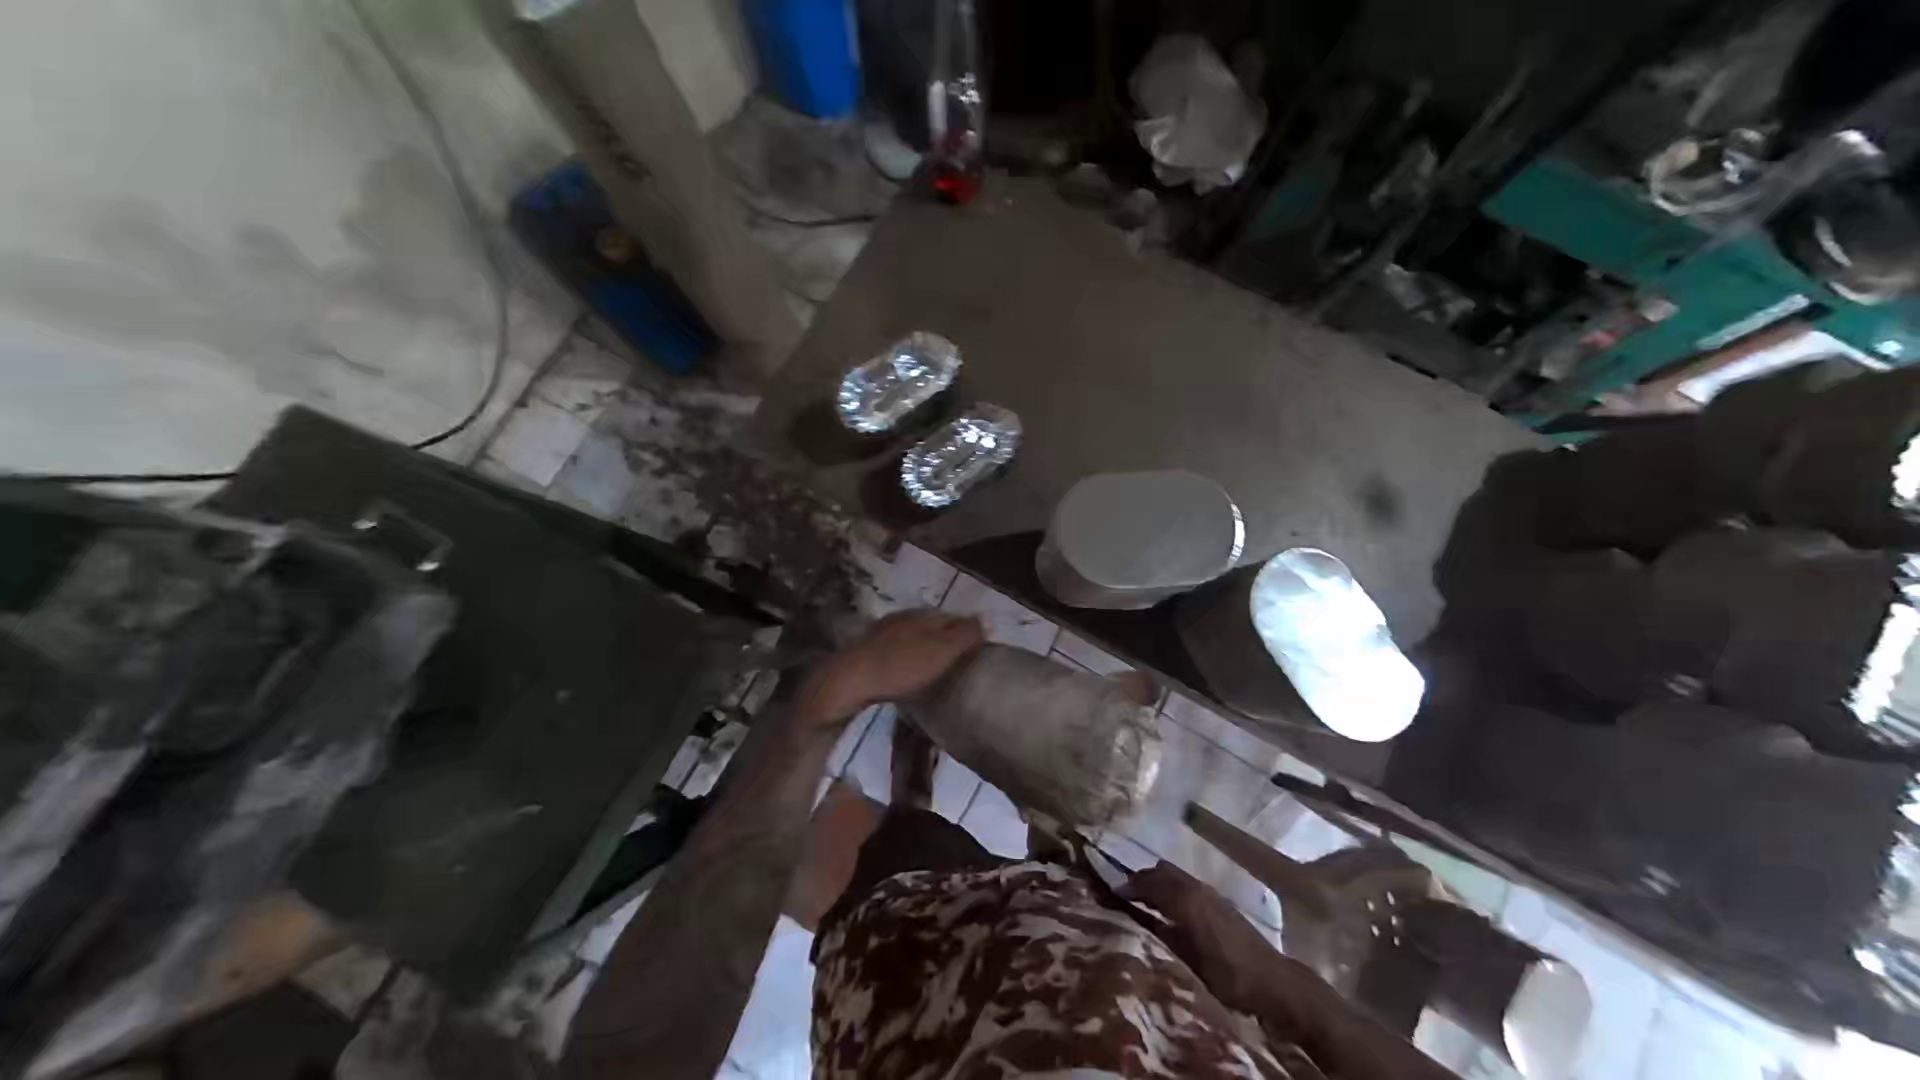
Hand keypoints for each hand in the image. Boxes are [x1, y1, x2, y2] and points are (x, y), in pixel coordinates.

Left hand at [795, 611, 984, 725]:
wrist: (848, 681)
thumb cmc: (900, 666)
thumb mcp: (941, 650)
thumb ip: (965, 634)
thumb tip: (987, 618)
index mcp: (923, 614)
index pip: (955, 618)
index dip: (970, 633)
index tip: (980, 652)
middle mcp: (903, 617)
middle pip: (934, 626)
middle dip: (948, 640)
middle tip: (961, 664)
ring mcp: (882, 633)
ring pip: (913, 637)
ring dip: (926, 650)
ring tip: (938, 671)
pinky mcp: (866, 651)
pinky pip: (897, 651)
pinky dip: (908, 659)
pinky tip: (909, 674)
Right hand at [1129, 862, 1331, 1026]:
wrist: (1274, 981)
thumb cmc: (1228, 975)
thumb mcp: (1188, 960)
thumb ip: (1163, 935)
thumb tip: (1139, 921)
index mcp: (1185, 899)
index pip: (1148, 883)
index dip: (1128, 886)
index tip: (1111, 891)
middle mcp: (1195, 887)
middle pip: (1160, 871)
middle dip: (1142, 879)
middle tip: (1125, 893)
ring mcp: (1209, 892)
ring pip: (1174, 874)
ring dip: (1158, 881)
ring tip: (1145, 899)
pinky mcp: (1219, 901)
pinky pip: (1186, 883)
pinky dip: (1172, 887)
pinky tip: (1170, 907)